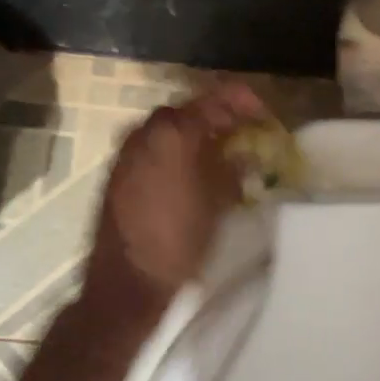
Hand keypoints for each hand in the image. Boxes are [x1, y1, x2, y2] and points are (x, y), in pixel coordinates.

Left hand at [83, 84, 267, 318]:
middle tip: (243, 134)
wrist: (125, 281)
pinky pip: (151, 146)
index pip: (215, 98)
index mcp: (173, 131)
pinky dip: (173, 150)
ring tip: (219, 153)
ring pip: (166, 128)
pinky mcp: (115, 172)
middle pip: (188, 109)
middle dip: (218, 117)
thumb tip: (244, 154)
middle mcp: (145, 131)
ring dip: (193, 133)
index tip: (264, 115)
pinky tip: (189, 171)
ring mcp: (125, 151)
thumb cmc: (178, 241)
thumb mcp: (218, 203)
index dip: (244, 102)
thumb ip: (233, 168)